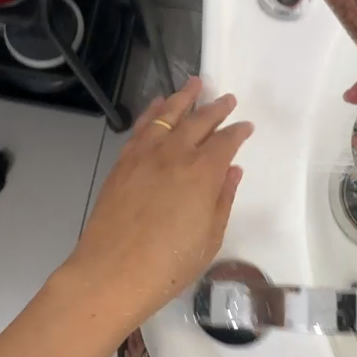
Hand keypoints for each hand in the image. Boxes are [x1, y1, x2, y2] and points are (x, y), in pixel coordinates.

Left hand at [64, 77, 251, 326]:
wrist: (111, 273)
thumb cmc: (167, 265)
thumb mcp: (209, 239)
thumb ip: (222, 200)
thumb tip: (232, 171)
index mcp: (203, 173)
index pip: (226, 143)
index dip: (238, 133)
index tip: (246, 126)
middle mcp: (176, 155)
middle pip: (199, 121)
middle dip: (216, 108)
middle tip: (227, 99)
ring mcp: (146, 155)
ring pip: (169, 116)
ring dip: (184, 98)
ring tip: (194, 84)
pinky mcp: (124, 161)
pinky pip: (143, 127)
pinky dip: (154, 112)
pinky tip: (159, 106)